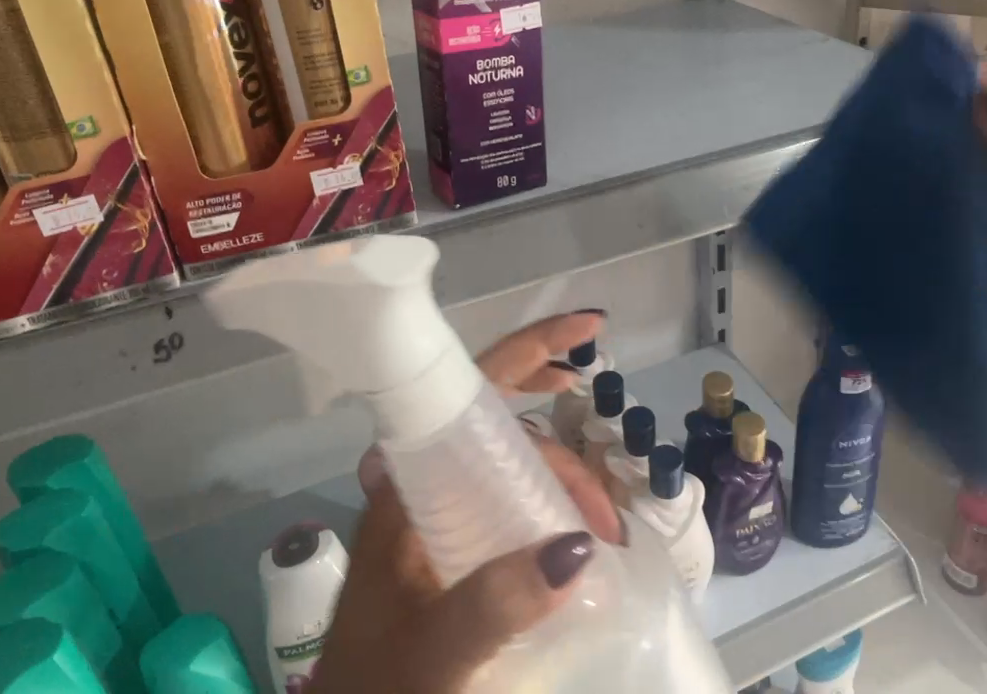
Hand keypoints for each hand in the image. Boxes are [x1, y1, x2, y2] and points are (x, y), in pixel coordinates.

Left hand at [309, 311, 622, 693]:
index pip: (472, 388)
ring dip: (562, 482)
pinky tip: (573, 532)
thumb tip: (579, 546)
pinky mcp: (449, 543)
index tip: (590, 329)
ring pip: (509, 462)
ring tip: (602, 536)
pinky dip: (548, 501)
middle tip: (608, 512)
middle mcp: (422, 482)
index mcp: (409, 482)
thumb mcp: (435, 651)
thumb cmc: (378, 688)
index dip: (532, 347)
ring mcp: (436, 512)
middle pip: (502, 424)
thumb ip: (496, 602)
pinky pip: (507, 495)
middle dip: (565, 452)